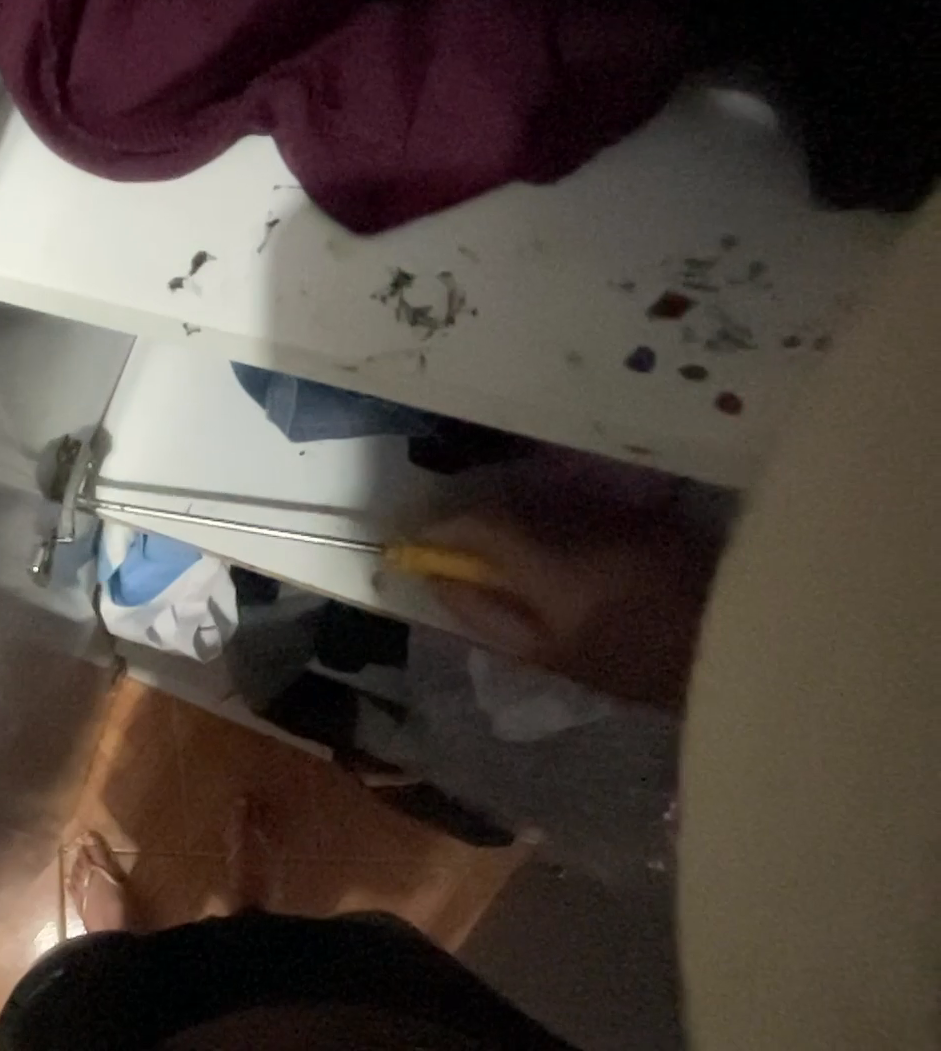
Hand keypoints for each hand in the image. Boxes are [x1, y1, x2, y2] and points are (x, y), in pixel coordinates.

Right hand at [419, 509, 716, 710]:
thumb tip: (435, 579)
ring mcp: (619, 517)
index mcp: (553, 566)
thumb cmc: (635, 668)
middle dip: (475, 530)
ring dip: (513, 527)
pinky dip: (552, 527)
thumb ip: (482, 613)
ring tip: (509, 560)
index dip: (441, 531)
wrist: (753, 657)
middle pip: (507, 509)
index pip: (479, 525)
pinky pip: (577, 511)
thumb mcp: (544, 655)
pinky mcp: (647, 517)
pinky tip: (561, 556)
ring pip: (541, 507)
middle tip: (459, 557)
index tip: (420, 546)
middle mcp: (584, 526)